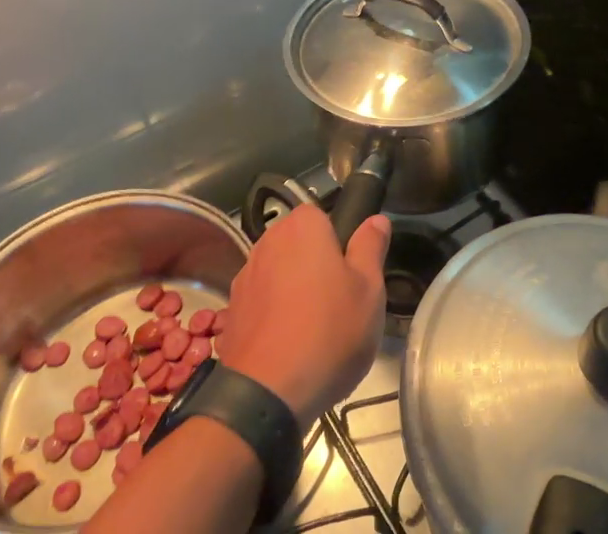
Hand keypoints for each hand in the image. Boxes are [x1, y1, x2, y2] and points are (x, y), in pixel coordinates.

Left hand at [218, 204, 389, 426]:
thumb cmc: (330, 332)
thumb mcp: (369, 289)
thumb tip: (375, 220)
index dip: (339, 241)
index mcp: (301, 228)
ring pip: (279, 274)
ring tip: (316, 330)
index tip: (352, 272)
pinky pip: (262, 303)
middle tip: (341, 302)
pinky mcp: (232, 312)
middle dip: (316, 265)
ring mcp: (244, 278)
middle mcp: (266, 243)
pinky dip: (274, 316)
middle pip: (298, 245)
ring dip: (294, 290)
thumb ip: (370, 247)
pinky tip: (290, 346)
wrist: (268, 393)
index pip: (322, 215)